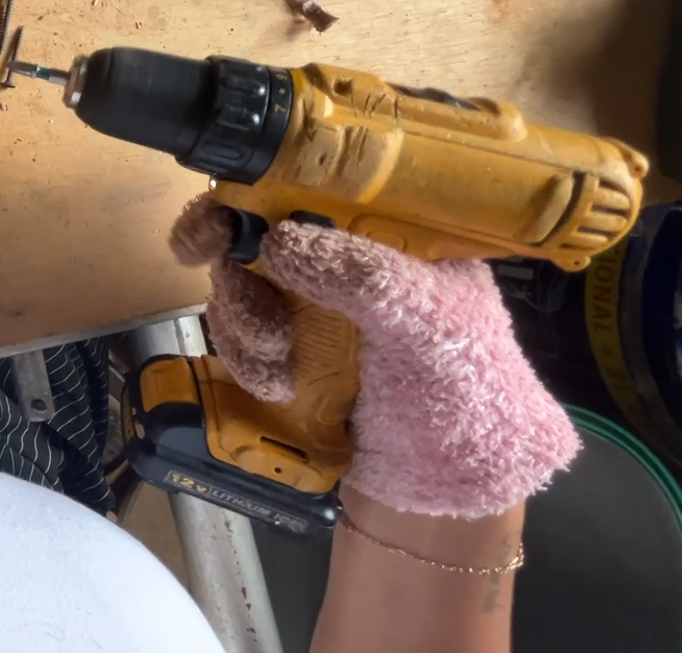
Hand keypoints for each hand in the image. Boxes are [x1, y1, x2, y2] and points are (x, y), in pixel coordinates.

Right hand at [171, 197, 579, 517]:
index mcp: (386, 239)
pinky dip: (240, 355)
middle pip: (254, 237)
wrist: (450, 490)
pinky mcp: (280, 345)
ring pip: (236, 285)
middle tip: (226, 287)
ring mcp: (305, 305)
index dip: (251, 196)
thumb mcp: (431, 329)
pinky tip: (272, 383)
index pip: (309, 192)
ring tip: (272, 362)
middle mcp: (338, 263)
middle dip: (234, 268)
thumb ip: (364, 279)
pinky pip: (234, 331)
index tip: (215, 223)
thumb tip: (275, 240)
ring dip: (238, 322)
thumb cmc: (467, 399)